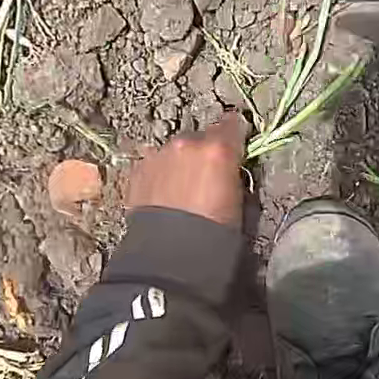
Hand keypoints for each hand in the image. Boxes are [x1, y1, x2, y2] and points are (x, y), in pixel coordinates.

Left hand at [124, 112, 246, 227]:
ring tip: (182, 190)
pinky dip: (160, 173)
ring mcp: (159, 155)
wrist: (171, 253)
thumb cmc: (214, 234)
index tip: (236, 144)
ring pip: (175, 150)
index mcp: (217, 149)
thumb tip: (230, 170)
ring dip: (180, 162)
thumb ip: (233, 174)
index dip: (235, 135)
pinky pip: (154, 163)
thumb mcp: (238, 201)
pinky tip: (164, 194)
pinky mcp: (139, 170)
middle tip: (207, 178)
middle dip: (204, 152)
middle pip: (200, 138)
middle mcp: (187, 144)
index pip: (232, 125)